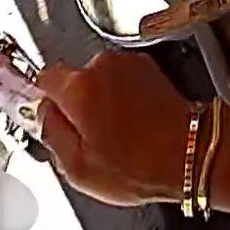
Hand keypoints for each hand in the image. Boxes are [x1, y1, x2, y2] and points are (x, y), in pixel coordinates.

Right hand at [35, 52, 194, 206]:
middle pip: (73, 78)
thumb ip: (51, 134)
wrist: (186, 151)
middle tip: (92, 133)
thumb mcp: (79, 168)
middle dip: (77, 101)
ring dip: (101, 95)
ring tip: (119, 128)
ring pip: (97, 76)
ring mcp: (122, 61)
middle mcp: (99, 65)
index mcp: (78, 88)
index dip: (46, 98)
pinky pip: (119, 74)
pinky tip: (134, 117)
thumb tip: (43, 114)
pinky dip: (122, 90)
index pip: (45, 77)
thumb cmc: (138, 165)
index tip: (52, 112)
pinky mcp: (142, 62)